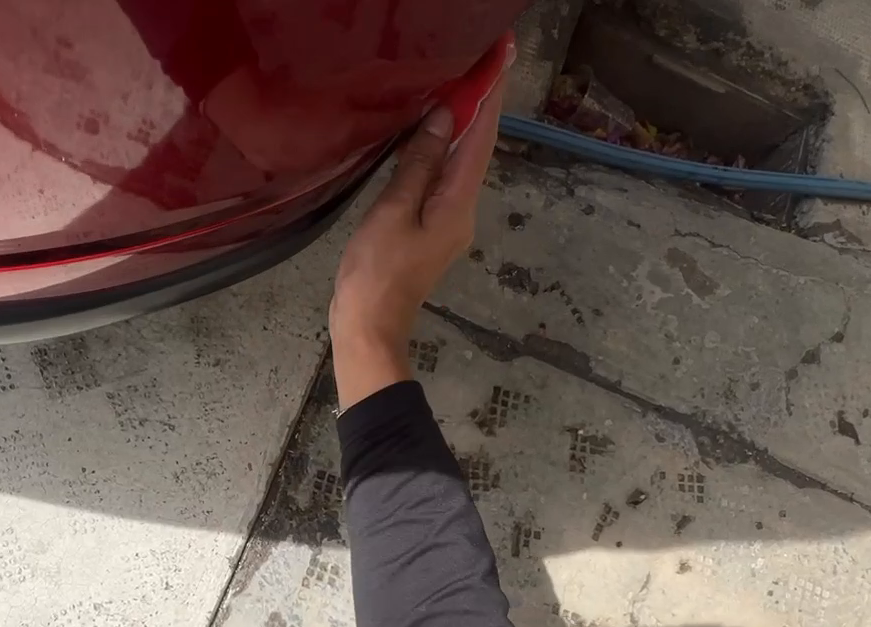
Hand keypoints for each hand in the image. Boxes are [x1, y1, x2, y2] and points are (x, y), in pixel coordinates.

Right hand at [329, 45, 509, 409]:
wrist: (369, 327)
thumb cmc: (377, 272)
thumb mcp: (394, 211)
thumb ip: (419, 164)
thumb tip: (444, 118)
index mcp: (458, 204)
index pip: (481, 138)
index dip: (490, 95)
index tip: (500, 56)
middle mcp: (462, 213)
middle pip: (474, 151)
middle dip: (477, 106)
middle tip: (475, 63)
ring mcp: (446, 227)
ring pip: (457, 168)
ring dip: (457, 130)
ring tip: (452, 90)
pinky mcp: (429, 236)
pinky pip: (440, 186)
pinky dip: (437, 157)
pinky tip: (425, 141)